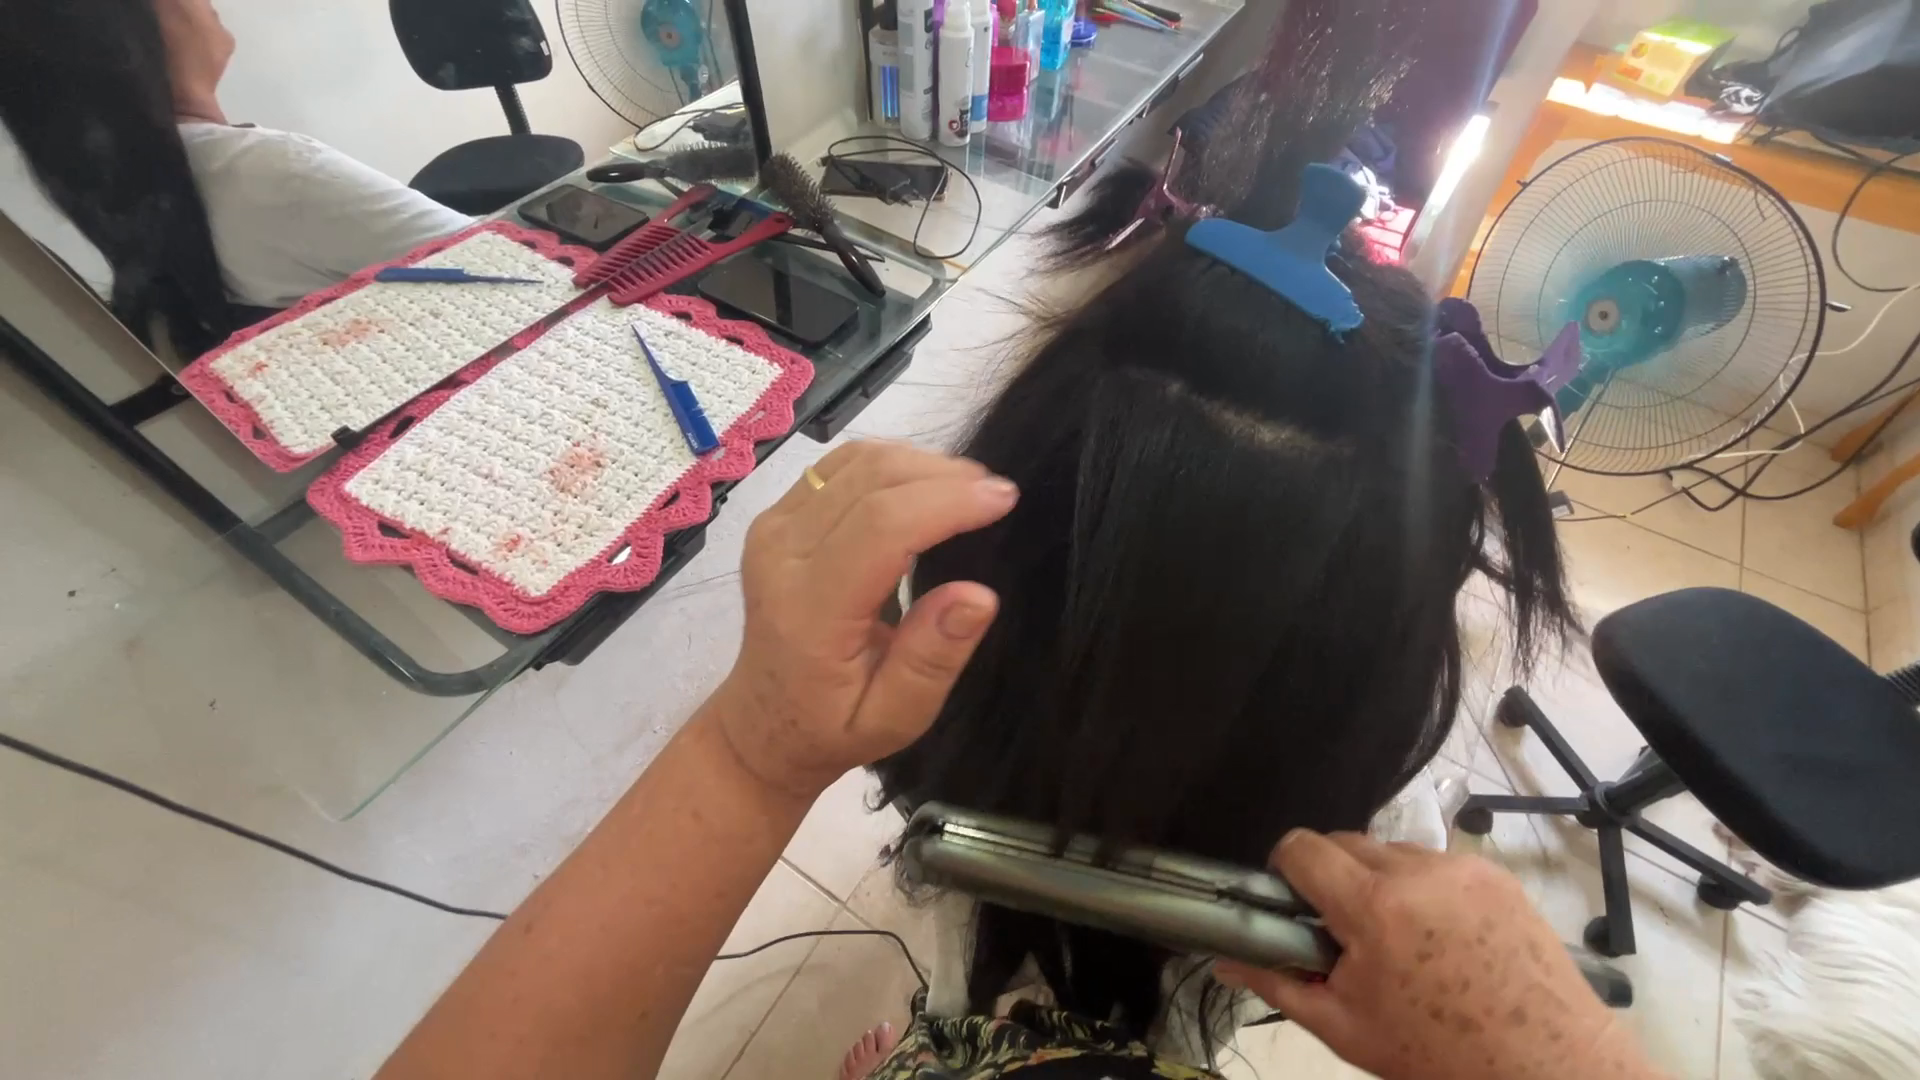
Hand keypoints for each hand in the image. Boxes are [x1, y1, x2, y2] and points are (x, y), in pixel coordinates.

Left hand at [712, 441, 1016, 797]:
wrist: (764, 719)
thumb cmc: (833, 726)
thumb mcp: (894, 718)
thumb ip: (932, 659)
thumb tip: (979, 595)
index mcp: (809, 609)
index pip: (881, 526)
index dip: (947, 501)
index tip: (1005, 499)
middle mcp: (781, 553)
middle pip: (871, 479)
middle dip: (945, 475)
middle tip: (998, 495)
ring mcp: (774, 526)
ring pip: (858, 461)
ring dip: (922, 463)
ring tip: (969, 492)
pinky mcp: (779, 515)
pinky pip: (842, 466)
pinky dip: (893, 464)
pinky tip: (925, 488)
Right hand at [1216, 831, 1662, 1079]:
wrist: (1558, 1078)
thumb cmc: (1440, 1058)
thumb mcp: (1347, 1029)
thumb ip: (1278, 984)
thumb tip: (1222, 961)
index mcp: (1373, 907)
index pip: (1300, 846)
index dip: (1286, 870)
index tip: (1295, 905)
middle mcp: (1415, 871)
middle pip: (1342, 841)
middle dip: (1333, 877)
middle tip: (1348, 930)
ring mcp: (1461, 867)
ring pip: (1387, 849)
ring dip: (1378, 879)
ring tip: (1403, 937)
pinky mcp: (1495, 873)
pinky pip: (1433, 861)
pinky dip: (1423, 887)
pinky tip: (1443, 936)